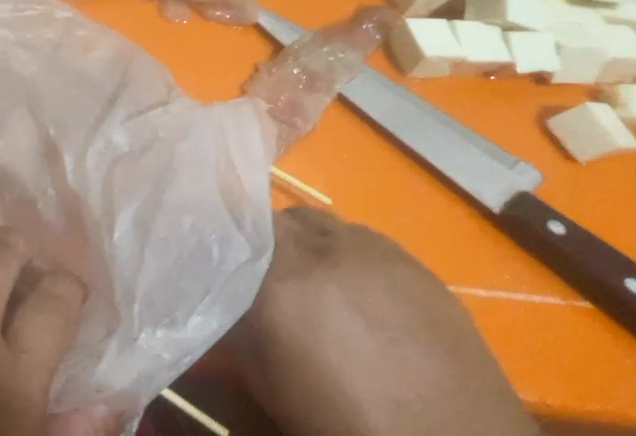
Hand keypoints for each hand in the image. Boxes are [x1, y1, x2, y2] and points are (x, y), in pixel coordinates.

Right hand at [230, 207, 538, 435]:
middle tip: (266, 279)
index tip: (217, 261)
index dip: (221, 238)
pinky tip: (361, 298)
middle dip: (266, 243)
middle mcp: (326, 247)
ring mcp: (377, 251)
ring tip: (317, 287)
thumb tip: (220, 288)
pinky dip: (352, 259)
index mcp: (280, 273)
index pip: (230, 222)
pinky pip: (366, 242)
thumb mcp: (264, 374)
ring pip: (322, 224)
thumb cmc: (342, 418)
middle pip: (276, 219)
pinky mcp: (418, 265)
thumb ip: (237, 317)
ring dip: (309, 245)